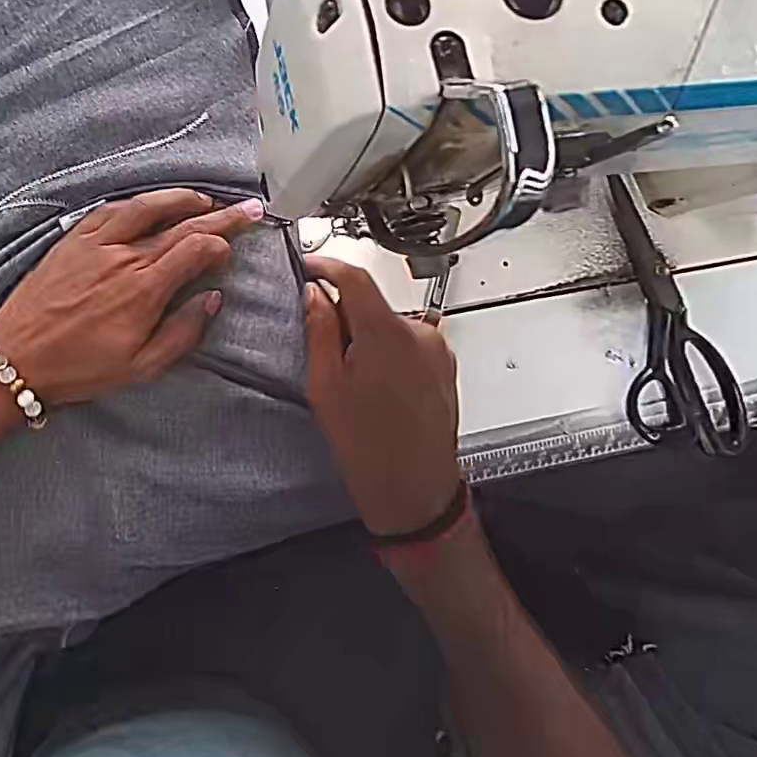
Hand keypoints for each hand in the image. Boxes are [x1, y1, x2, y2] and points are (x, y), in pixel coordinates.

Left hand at [0, 189, 263, 449]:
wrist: (17, 357)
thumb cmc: (79, 367)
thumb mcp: (141, 367)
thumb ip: (183, 331)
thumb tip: (212, 298)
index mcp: (143, 288)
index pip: (196, 248)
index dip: (221, 243)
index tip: (231, 249)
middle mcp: (123, 257)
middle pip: (182, 224)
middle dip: (220, 215)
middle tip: (245, 208)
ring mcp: (96, 243)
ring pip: (147, 207)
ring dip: (180, 199)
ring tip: (203, 199)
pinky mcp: (74, 239)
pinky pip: (112, 209)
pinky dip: (138, 202)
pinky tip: (150, 204)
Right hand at [302, 255, 461, 536]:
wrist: (414, 491)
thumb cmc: (371, 449)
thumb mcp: (325, 385)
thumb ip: (319, 330)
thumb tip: (315, 295)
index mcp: (386, 333)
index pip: (355, 276)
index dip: (327, 266)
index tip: (312, 267)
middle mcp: (419, 334)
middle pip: (371, 302)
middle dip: (345, 316)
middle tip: (326, 351)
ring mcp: (436, 351)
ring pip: (389, 323)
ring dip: (367, 336)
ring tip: (356, 382)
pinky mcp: (444, 366)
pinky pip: (408, 342)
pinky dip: (388, 351)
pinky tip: (377, 388)